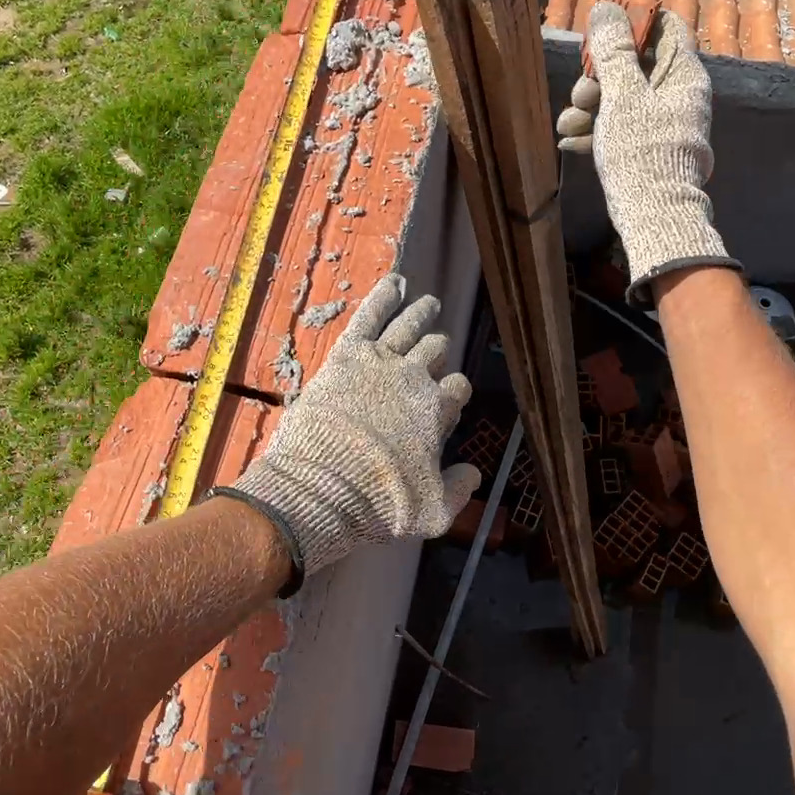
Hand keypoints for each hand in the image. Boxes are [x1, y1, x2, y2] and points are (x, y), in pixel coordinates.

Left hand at [219, 275, 480, 587]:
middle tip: (436, 347)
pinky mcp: (347, 355)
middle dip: (438, 350)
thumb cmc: (379, 501)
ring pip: (410, 328)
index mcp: (436, 411)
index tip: (445, 400)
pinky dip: (384, 296)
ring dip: (422, 313)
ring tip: (429, 302)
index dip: (453, 393)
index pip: (457, 388)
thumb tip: (471, 473)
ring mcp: (380, 363)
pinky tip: (395, 282)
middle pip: (435, 353)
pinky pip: (369, 317)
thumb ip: (457, 490)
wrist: (323, 486)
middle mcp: (414, 380)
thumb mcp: (431, 512)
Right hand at [573, 1, 737, 303]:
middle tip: (581, 96)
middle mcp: (676, 95)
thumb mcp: (622, 96)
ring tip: (569, 125)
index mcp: (682, 75)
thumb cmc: (642, 150)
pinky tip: (571, 141)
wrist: (651, 213)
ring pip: (620, 98)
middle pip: (634, 65)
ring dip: (589, 107)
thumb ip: (613, 52)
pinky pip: (619, 126)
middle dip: (598, 77)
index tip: (602, 41)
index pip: (664, 29)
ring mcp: (661, 123)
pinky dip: (596, 129)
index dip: (632, 27)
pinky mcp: (645, 147)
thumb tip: (607, 8)